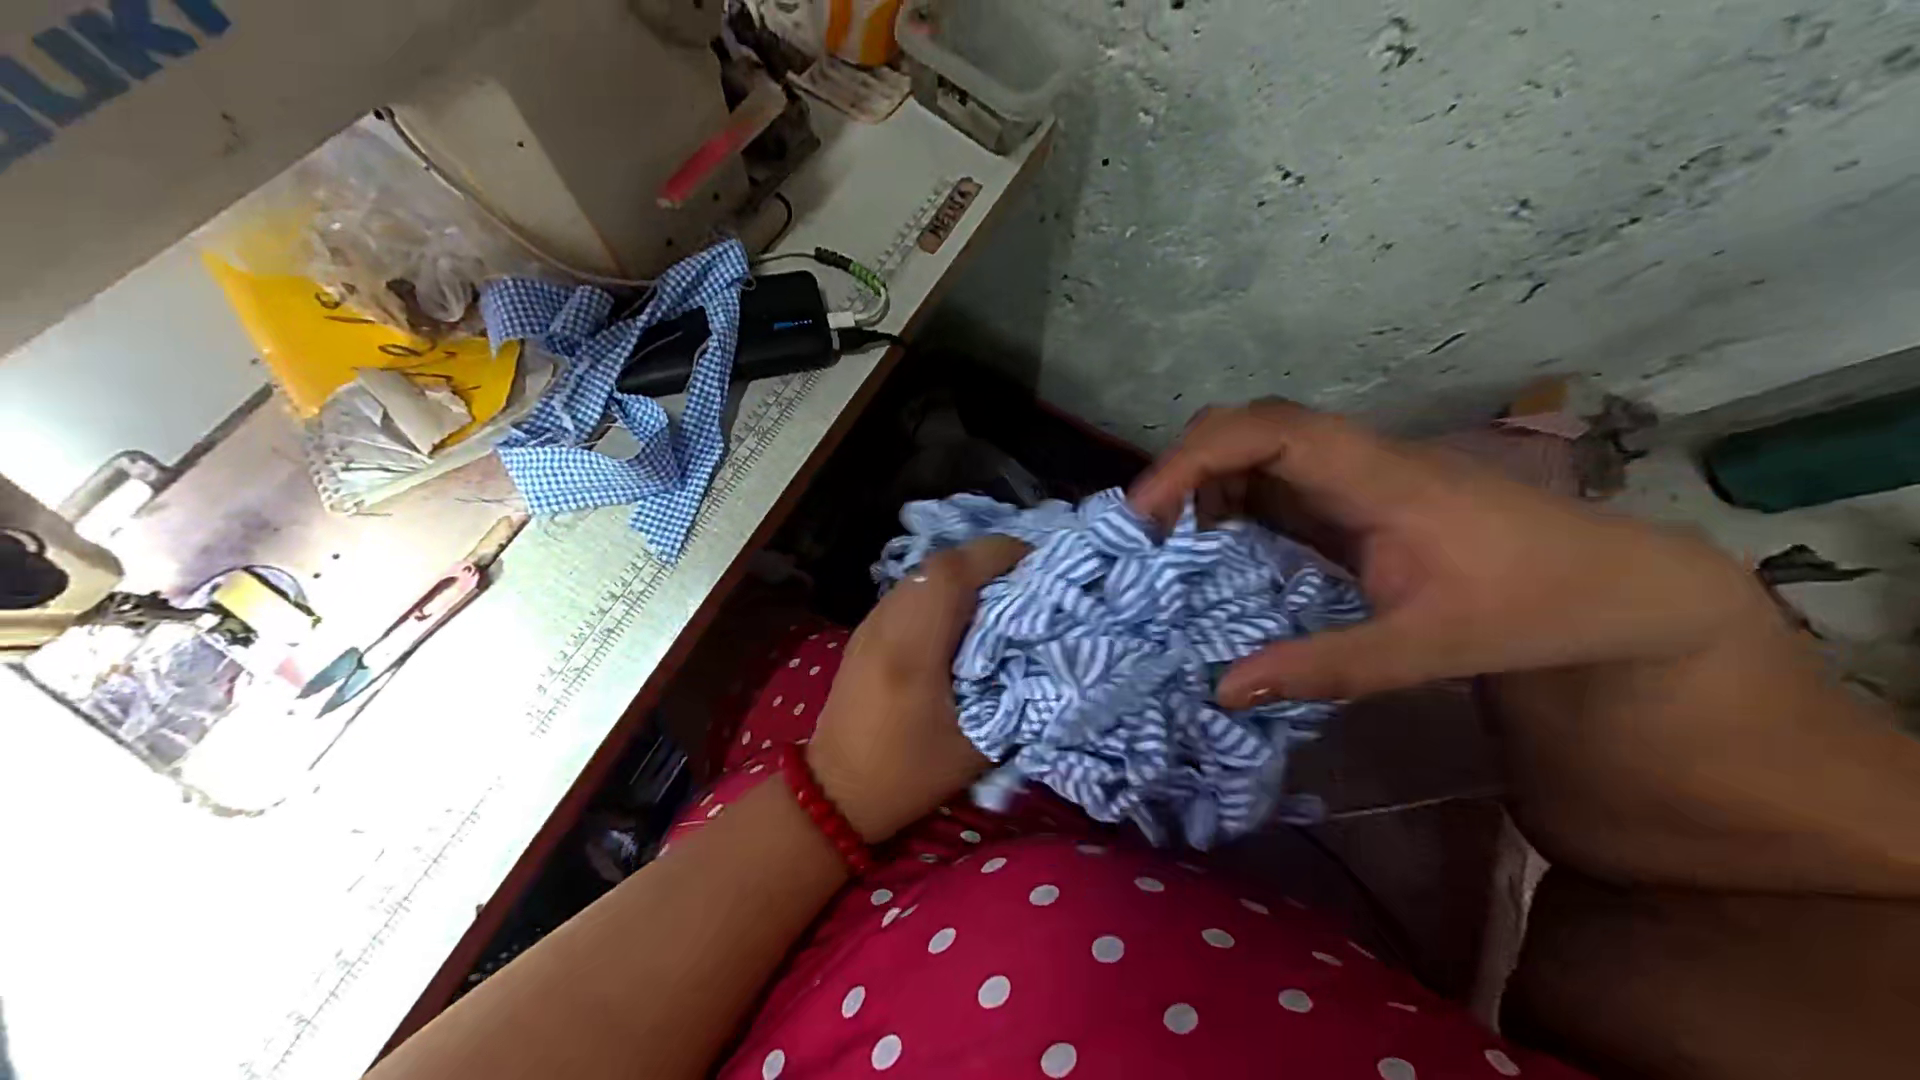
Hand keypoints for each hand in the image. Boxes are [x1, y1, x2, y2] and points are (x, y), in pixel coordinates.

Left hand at [805, 536, 1028, 841]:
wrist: (834, 791)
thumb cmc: (908, 775)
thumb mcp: (975, 749)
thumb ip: (1012, 698)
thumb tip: (1042, 654)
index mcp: (912, 650)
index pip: (952, 574)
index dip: (997, 555)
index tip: (1037, 561)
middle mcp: (886, 624)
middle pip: (938, 564)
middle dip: (986, 558)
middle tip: (1026, 575)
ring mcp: (870, 624)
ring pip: (921, 573)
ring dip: (963, 570)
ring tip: (1001, 587)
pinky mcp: (865, 631)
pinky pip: (909, 590)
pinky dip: (941, 586)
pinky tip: (962, 609)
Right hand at [1129, 400, 1775, 705]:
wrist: (1620, 583)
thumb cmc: (1533, 606)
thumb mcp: (1431, 648)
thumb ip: (1328, 667)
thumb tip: (1224, 689)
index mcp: (1377, 477)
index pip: (1269, 431)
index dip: (1195, 458)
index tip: (1145, 511)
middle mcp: (1354, 460)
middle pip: (1246, 424)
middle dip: (1185, 468)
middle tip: (1148, 535)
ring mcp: (1350, 474)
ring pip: (1252, 448)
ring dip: (1202, 486)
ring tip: (1173, 549)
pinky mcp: (1349, 495)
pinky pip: (1269, 483)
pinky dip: (1227, 506)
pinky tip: (1219, 552)